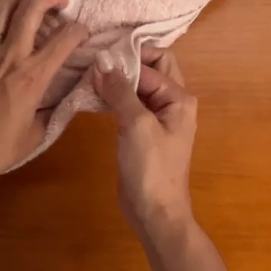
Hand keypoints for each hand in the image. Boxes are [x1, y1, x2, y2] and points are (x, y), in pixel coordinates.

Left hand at [0, 0, 90, 185]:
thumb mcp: (36, 134)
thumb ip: (51, 109)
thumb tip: (61, 95)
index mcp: (32, 78)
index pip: (65, 39)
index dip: (80, 30)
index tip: (81, 33)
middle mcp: (9, 56)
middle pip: (32, 4)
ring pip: (2, 1)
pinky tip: (1, 7)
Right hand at [93, 45, 197, 235]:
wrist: (154, 211)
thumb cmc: (150, 168)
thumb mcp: (136, 124)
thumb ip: (120, 91)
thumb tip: (102, 61)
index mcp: (179, 98)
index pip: (152, 64)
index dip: (124, 59)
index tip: (95, 59)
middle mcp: (172, 103)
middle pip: (151, 69)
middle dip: (126, 63)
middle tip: (97, 64)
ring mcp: (157, 119)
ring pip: (139, 88)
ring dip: (118, 81)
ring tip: (91, 78)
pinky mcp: (143, 133)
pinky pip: (130, 105)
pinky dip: (115, 98)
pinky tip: (96, 98)